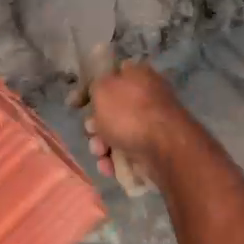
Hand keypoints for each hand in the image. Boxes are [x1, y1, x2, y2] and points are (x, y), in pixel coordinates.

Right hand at [85, 61, 192, 180]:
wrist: (165, 148)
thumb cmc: (129, 113)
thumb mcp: (102, 88)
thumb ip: (95, 84)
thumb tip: (100, 88)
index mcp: (138, 75)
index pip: (110, 75)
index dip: (91, 89)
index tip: (77, 104)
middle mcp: (146, 97)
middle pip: (110, 109)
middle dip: (95, 125)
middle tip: (92, 131)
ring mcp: (152, 124)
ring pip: (116, 133)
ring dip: (102, 146)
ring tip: (101, 154)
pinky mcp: (154, 148)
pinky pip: (127, 152)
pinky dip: (116, 161)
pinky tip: (109, 167)